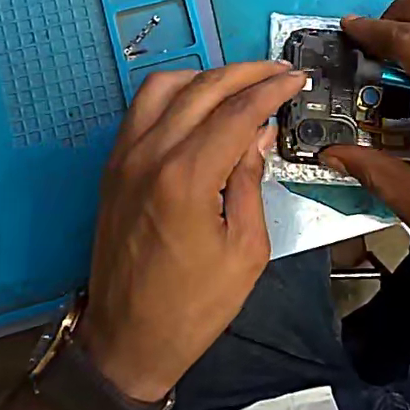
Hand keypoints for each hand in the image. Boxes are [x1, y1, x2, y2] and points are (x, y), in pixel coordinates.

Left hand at [79, 62, 304, 401]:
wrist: (126, 337)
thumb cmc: (193, 305)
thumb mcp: (245, 249)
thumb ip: (251, 180)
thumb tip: (258, 132)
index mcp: (186, 178)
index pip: (236, 111)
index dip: (271, 90)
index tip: (297, 79)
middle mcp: (150, 154)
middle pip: (203, 88)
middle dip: (246, 73)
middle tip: (278, 72)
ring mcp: (124, 155)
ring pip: (165, 85)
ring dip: (207, 76)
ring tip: (241, 85)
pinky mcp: (113, 163)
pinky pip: (142, 107)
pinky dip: (175, 92)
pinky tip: (200, 102)